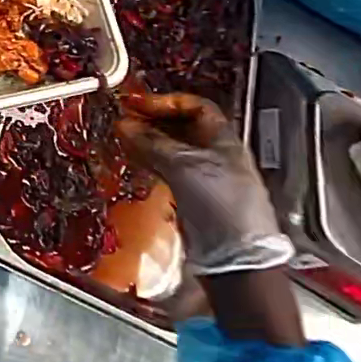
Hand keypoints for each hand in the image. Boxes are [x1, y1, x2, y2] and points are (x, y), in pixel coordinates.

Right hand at [116, 90, 293, 275]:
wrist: (236, 260)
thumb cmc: (219, 203)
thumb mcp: (182, 165)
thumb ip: (151, 142)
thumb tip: (123, 124)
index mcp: (222, 139)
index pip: (194, 106)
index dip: (165, 101)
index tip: (138, 104)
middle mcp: (216, 154)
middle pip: (181, 126)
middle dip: (152, 121)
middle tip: (125, 119)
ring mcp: (205, 176)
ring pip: (172, 149)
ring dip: (147, 141)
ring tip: (123, 138)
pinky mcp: (194, 197)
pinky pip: (168, 169)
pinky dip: (150, 161)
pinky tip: (134, 159)